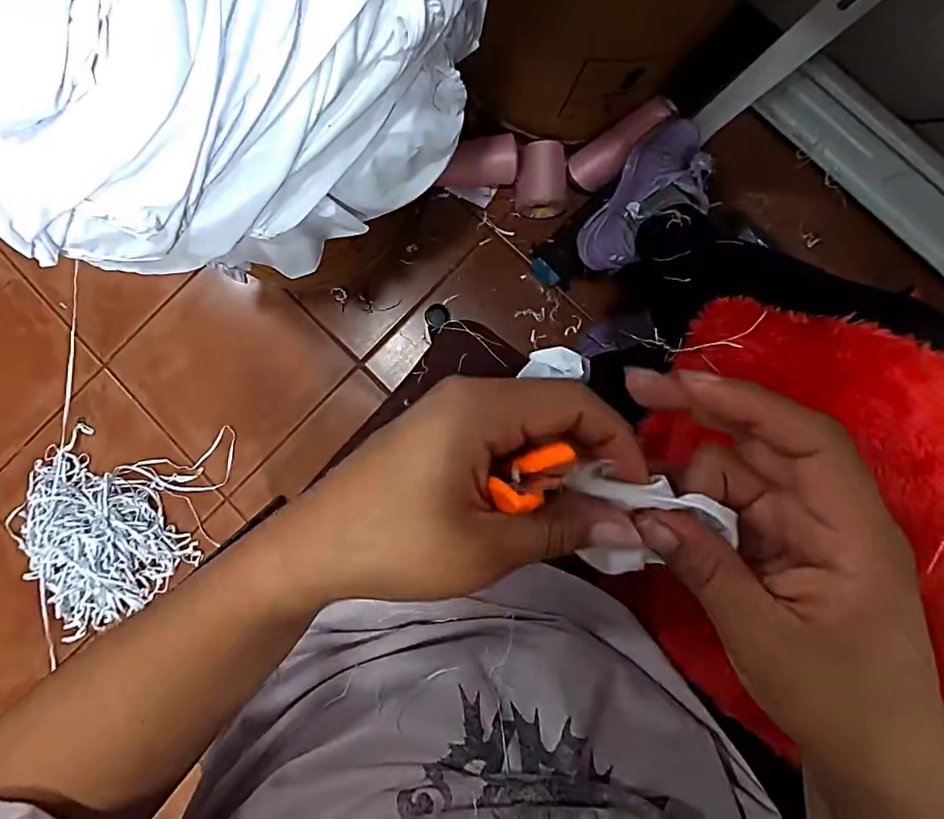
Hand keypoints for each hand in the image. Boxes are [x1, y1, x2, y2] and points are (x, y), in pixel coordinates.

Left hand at [267, 375, 649, 606]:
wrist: (308, 550)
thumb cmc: (395, 546)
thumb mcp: (487, 547)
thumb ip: (562, 529)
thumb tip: (629, 527)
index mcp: (482, 406)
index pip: (575, 402)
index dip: (615, 440)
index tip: (635, 489)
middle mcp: (472, 393)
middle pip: (555, 410)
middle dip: (585, 459)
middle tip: (600, 511)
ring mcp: (454, 407)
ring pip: (531, 426)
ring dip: (553, 469)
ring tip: (549, 518)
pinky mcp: (442, 427)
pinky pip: (503, 436)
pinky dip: (523, 470)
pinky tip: (513, 507)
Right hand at [625, 368, 943, 816]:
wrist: (880, 770)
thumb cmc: (843, 706)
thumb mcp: (766, 642)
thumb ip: (707, 570)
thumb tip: (647, 514)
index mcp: (853, 525)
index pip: (806, 438)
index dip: (746, 401)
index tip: (684, 381)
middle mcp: (829, 511)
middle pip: (765, 441)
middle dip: (703, 410)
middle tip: (641, 388)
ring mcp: (803, 527)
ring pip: (740, 473)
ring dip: (687, 470)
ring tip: (632, 473)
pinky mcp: (782, 547)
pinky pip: (733, 508)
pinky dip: (694, 506)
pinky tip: (656, 508)